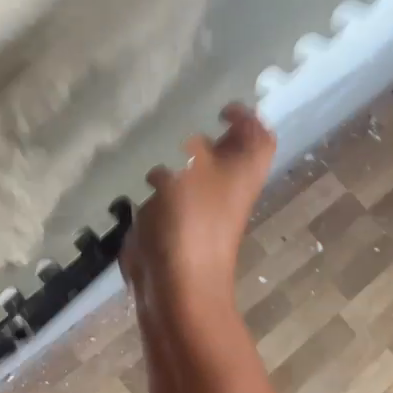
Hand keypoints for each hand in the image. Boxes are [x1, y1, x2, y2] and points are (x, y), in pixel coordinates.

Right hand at [122, 103, 276, 307]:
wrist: (176, 285)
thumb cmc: (193, 221)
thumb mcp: (198, 167)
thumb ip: (197, 144)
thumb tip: (193, 138)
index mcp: (243, 172)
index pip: (258, 137)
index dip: (246, 118)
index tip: (220, 107)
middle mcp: (224, 188)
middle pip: (223, 154)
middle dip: (205, 134)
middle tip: (178, 115)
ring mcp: (197, 211)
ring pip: (191, 174)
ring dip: (175, 159)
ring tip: (151, 139)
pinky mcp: (170, 227)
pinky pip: (165, 197)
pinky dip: (154, 185)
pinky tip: (135, 177)